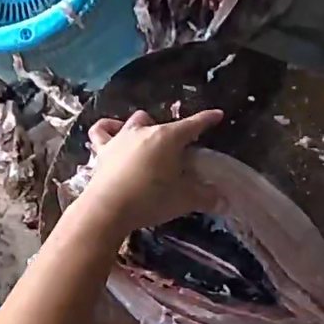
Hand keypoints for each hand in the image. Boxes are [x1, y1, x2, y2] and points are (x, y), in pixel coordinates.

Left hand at [78, 109, 224, 235]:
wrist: (108, 209)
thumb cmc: (150, 200)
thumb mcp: (183, 200)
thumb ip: (205, 198)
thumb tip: (223, 201)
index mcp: (168, 138)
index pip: (192, 125)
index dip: (206, 119)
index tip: (217, 115)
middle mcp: (143, 131)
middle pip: (162, 123)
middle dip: (172, 132)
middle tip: (177, 149)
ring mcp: (120, 139)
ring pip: (134, 121)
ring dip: (143, 126)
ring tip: (148, 138)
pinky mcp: (102, 151)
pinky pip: (101, 131)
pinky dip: (108, 129)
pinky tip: (113, 133)